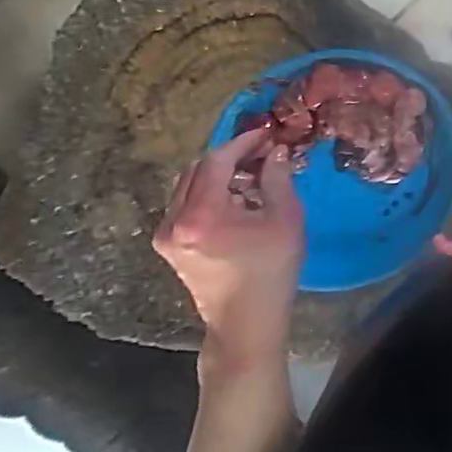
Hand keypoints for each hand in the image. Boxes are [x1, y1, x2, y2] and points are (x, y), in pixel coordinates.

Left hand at [153, 128, 304, 366]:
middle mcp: (173, 221)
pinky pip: (187, 202)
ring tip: (256, 172)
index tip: (268, 133)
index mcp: (201, 214)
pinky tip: (241, 196)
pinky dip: (213, 190)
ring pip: (190, 185)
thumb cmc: (272, 268)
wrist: (245, 318)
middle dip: (232, 155)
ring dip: (222, 172)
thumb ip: (277, 179)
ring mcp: (166, 234)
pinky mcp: (170, 243)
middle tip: (265, 150)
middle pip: (198, 170)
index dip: (242, 143)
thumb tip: (275, 151)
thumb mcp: (285, 218)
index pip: (216, 162)